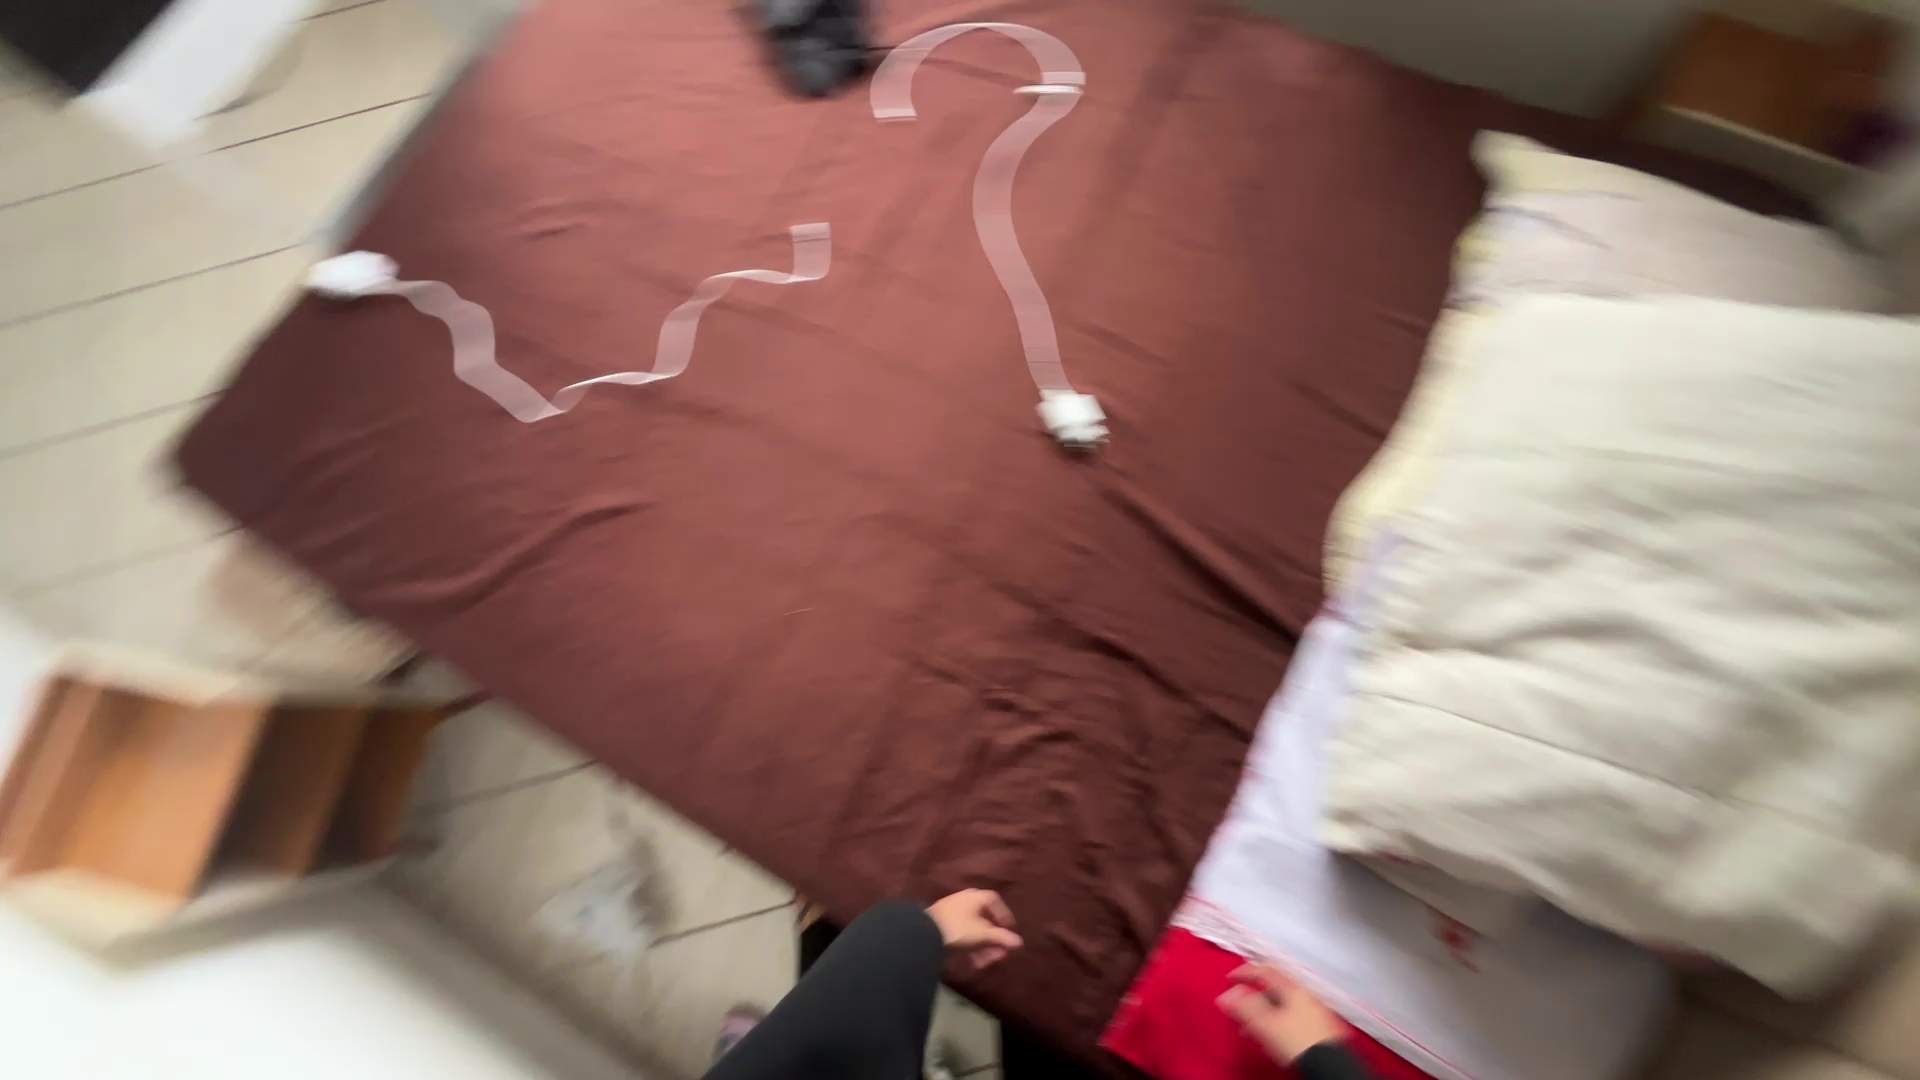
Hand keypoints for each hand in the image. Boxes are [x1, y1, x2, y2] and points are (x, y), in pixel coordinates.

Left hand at [926, 889, 1022, 971]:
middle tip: (1001, 954)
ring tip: (987, 963)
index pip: (994, 900)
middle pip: (985, 918)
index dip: (1004, 915)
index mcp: (975, 897)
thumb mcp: (982, 935)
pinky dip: (971, 947)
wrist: (923, 934)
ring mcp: (953, 913)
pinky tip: (973, 963)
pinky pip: (963, 935)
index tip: (1010, 930)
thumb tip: (1019, 942)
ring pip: (974, 929)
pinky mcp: (944, 926)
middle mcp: (965, 901)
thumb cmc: (957, 929)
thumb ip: (1001, 938)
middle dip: (994, 938)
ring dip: (983, 946)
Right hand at [1216, 963, 1347, 1064]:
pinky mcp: (1322, 1028)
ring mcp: (1316, 1010)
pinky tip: (1274, 1035)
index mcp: (1292, 987)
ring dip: (1265, 1011)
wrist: (1332, 1066)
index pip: (1264, 970)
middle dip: (1254, 995)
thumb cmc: (1298, 1040)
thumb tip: (1226, 995)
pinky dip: (1278, 1020)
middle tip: (1239, 1005)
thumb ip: (1245, 1006)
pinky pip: (1293, 1016)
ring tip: (1252, 1027)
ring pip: (1284, 1004)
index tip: (1229, 979)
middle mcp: (1305, 994)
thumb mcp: (1267, 1023)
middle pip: (1274, 987)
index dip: (1244, 971)